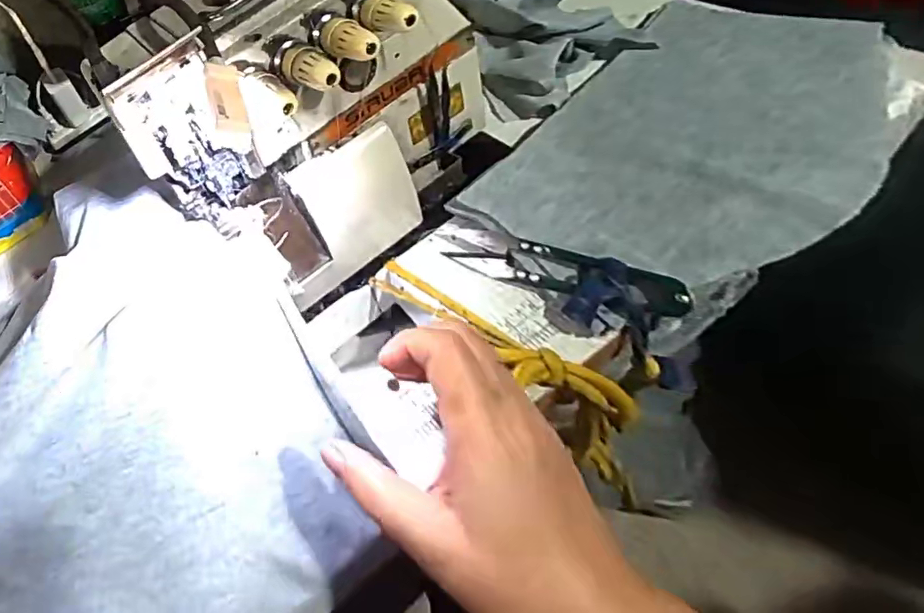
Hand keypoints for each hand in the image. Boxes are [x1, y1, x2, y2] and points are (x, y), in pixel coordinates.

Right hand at [321, 321, 689, 612]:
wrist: (592, 603)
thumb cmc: (509, 573)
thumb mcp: (431, 541)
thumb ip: (376, 491)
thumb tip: (331, 450)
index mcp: (481, 422)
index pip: (445, 345)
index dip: (408, 342)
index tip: (382, 370)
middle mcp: (510, 405)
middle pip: (466, 336)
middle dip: (423, 339)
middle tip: (394, 373)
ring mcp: (533, 416)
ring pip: (487, 354)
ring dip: (447, 354)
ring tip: (417, 389)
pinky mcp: (544, 432)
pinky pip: (502, 379)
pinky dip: (469, 374)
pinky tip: (456, 419)